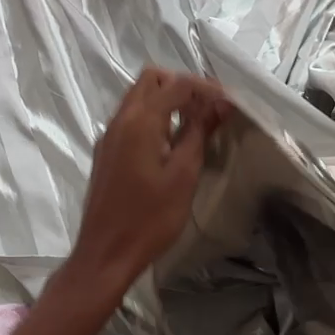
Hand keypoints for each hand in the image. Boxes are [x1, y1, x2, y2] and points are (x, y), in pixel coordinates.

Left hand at [63, 67, 230, 297]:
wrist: (105, 255)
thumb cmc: (149, 218)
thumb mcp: (183, 174)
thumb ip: (199, 132)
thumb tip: (220, 103)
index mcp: (140, 120)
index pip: (177, 84)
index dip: (206, 88)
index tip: (229, 103)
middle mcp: (120, 118)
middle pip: (152, 79)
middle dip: (182, 85)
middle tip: (208, 108)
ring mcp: (109, 134)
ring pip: (138, 96)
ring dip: (167, 99)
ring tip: (194, 123)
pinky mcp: (106, 151)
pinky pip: (130, 117)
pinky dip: (152, 115)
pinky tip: (170, 142)